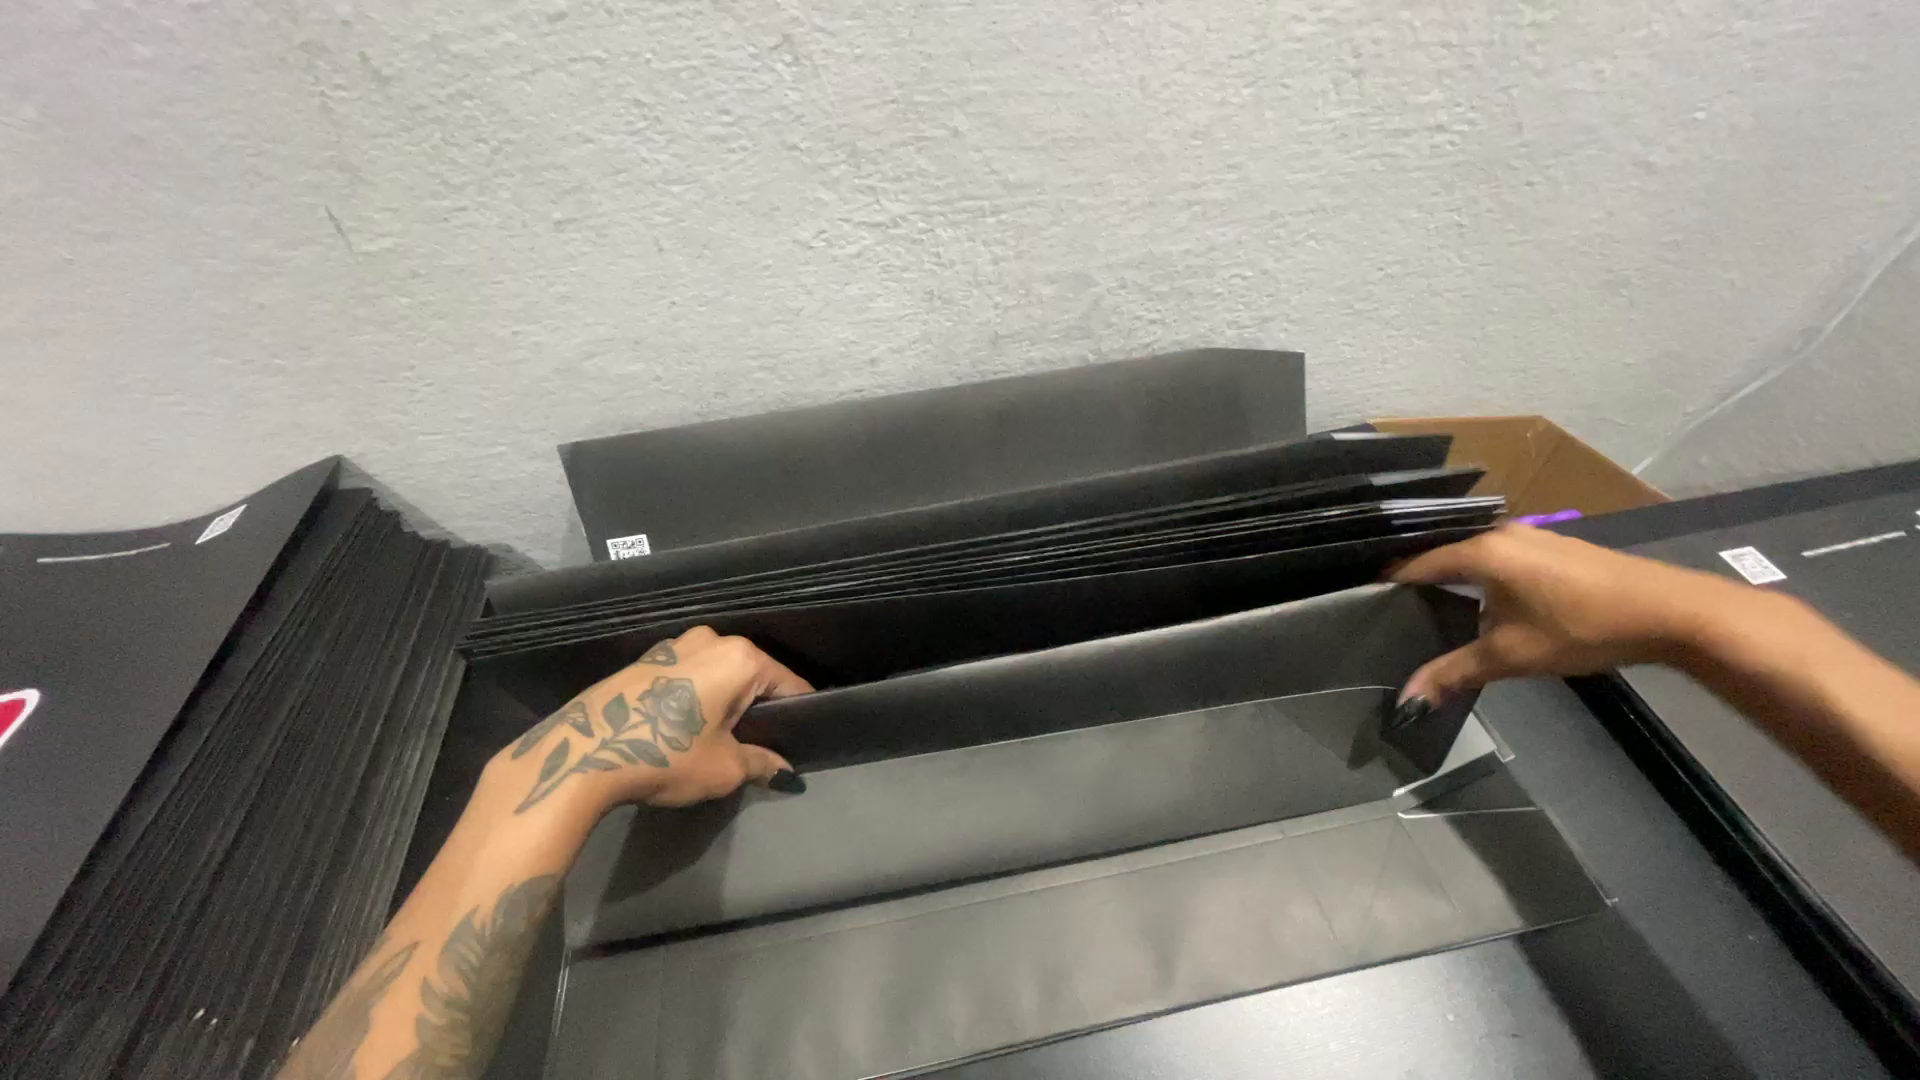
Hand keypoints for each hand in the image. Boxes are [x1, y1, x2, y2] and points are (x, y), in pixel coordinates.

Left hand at [493, 627, 813, 820]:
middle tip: (759, 744)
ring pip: (719, 673)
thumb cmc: (666, 755)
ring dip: (726, 700)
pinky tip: (686, 727)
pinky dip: (697, 696)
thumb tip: (788, 773)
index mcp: (741, 658)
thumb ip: (763, 764)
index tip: (802, 739)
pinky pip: (690, 674)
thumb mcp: (724, 769)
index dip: (800, 714)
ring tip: (720, 738)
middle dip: (760, 707)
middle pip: (754, 674)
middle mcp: (712, 639)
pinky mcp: (647, 658)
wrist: (580, 753)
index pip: (790, 684)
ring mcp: (675, 645)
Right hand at [1388, 524, 1760, 706]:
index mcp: (1480, 552)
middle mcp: (1500, 534)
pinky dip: (1485, 577)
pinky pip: (1501, 557)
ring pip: (1475, 556)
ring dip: (1456, 580)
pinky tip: (1487, 602)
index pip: (1415, 564)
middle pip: (1443, 556)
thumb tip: (1407, 700)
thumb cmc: (1582, 628)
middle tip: (1397, 613)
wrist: (1676, 613)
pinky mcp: (1557, 546)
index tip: (1365, 604)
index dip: (1389, 584)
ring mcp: (1532, 536)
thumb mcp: (1510, 656)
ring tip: (1437, 610)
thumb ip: (1453, 673)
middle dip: (1421, 582)